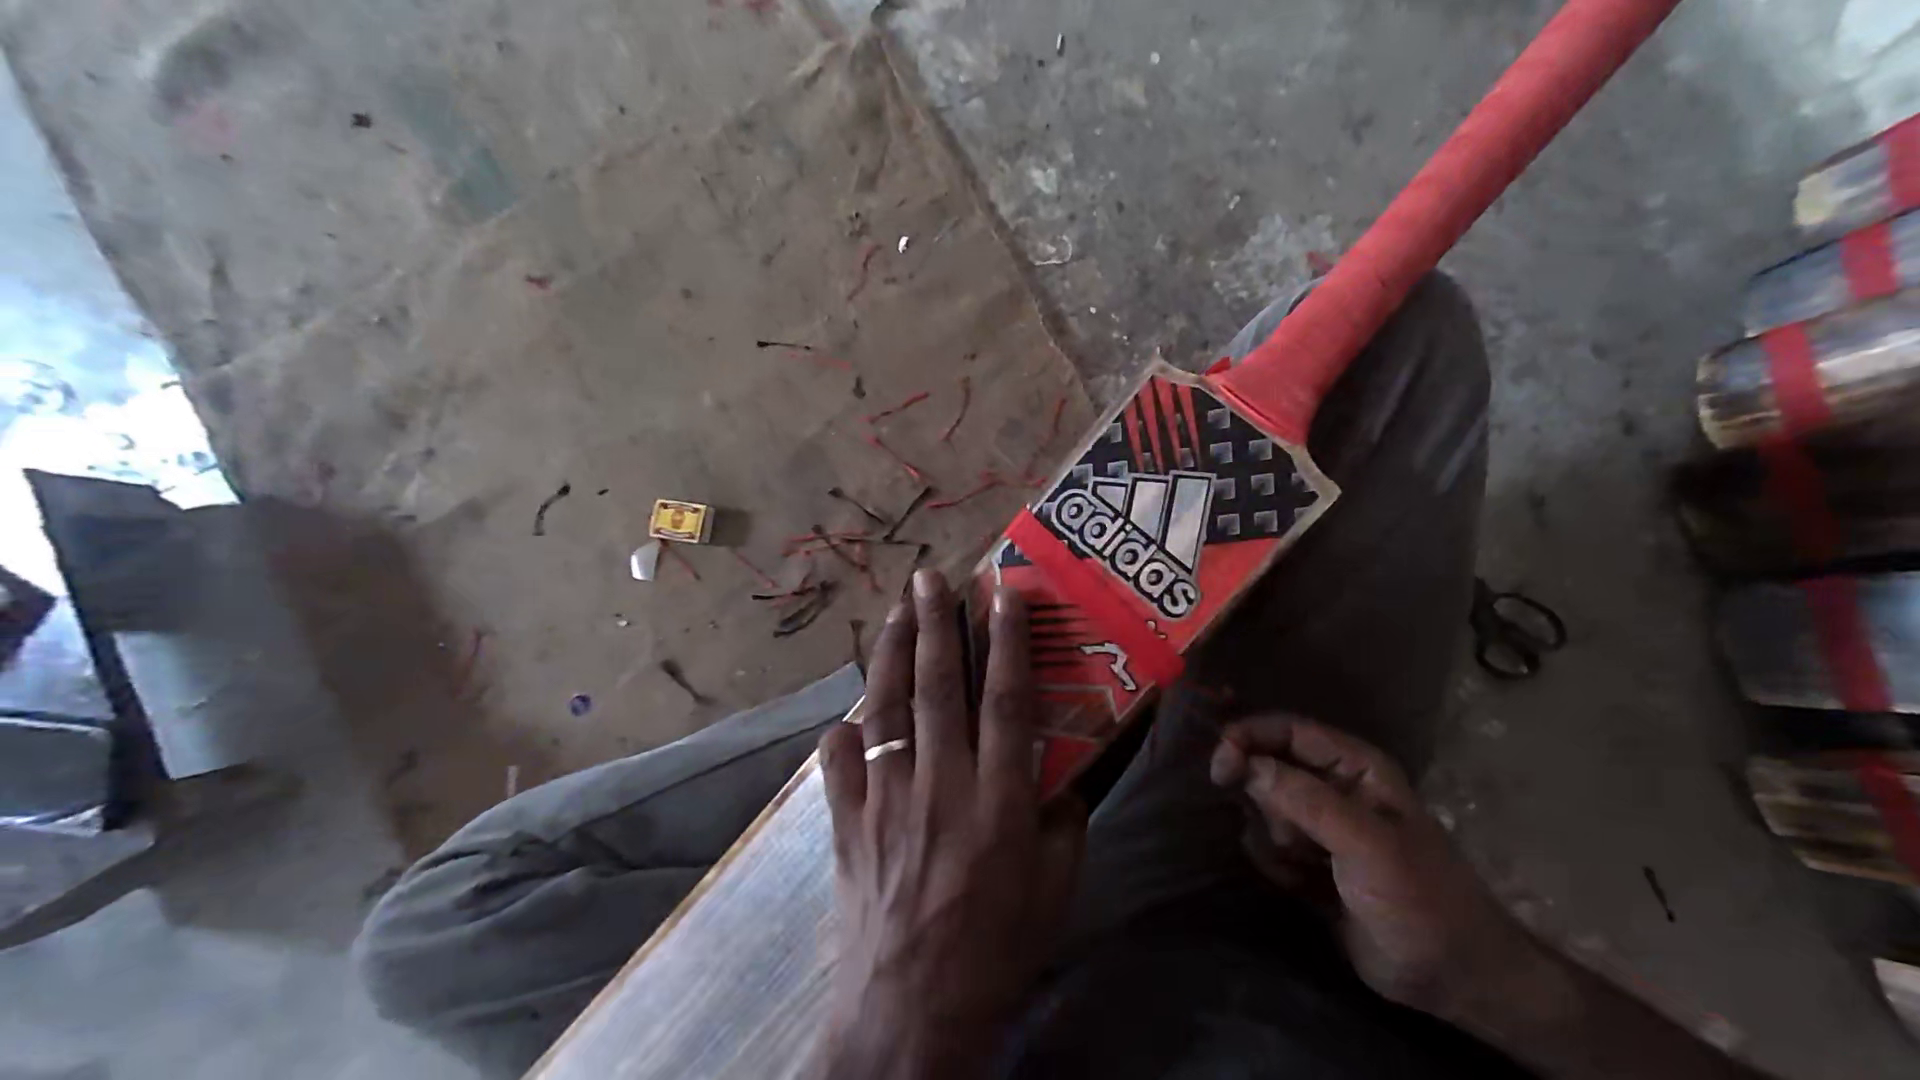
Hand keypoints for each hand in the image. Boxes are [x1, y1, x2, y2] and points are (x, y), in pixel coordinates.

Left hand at [816, 571, 1084, 1079]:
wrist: (910, 1012)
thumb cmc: (995, 950)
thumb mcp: (1054, 889)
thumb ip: (1061, 822)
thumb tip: (1058, 775)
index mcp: (998, 802)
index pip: (1008, 702)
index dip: (1008, 642)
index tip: (1005, 593)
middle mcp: (940, 786)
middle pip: (938, 688)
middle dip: (936, 624)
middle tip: (930, 576)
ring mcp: (885, 801)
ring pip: (885, 708)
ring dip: (891, 653)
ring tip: (896, 610)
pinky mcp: (846, 822)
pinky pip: (838, 763)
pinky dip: (843, 733)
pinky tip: (849, 713)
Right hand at [1209, 716, 1532, 1020]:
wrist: (1454, 980)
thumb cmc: (1422, 900)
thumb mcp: (1369, 845)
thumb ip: (1308, 800)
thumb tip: (1247, 765)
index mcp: (1355, 767)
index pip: (1288, 730)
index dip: (1249, 737)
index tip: (1219, 765)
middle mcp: (1333, 787)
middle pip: (1268, 765)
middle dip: (1260, 795)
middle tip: (1282, 835)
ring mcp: (1318, 825)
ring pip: (1262, 806)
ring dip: (1269, 834)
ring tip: (1301, 866)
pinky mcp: (1306, 861)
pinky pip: (1264, 844)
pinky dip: (1271, 861)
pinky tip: (1298, 884)